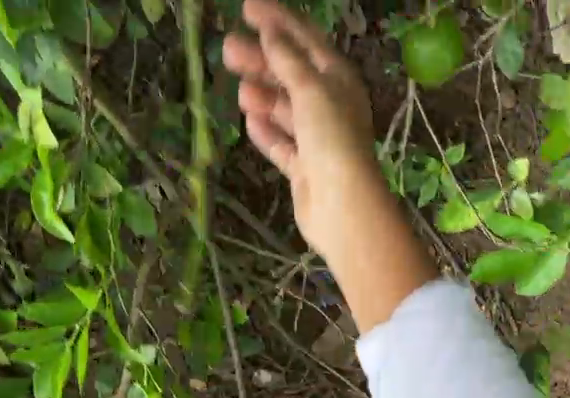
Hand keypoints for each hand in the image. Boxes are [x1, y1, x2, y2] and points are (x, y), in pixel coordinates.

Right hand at [222, 0, 382, 265]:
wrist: (342, 205)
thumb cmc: (332, 139)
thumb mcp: (311, 89)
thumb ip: (288, 60)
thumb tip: (271, 33)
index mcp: (339, 80)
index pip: (306, 40)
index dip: (278, 21)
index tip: (246, 6)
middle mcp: (330, 107)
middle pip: (291, 76)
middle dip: (261, 61)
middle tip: (226, 50)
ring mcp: (317, 140)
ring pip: (284, 110)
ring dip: (262, 96)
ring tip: (239, 91)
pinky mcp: (305, 169)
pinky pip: (282, 144)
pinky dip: (267, 132)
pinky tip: (249, 123)